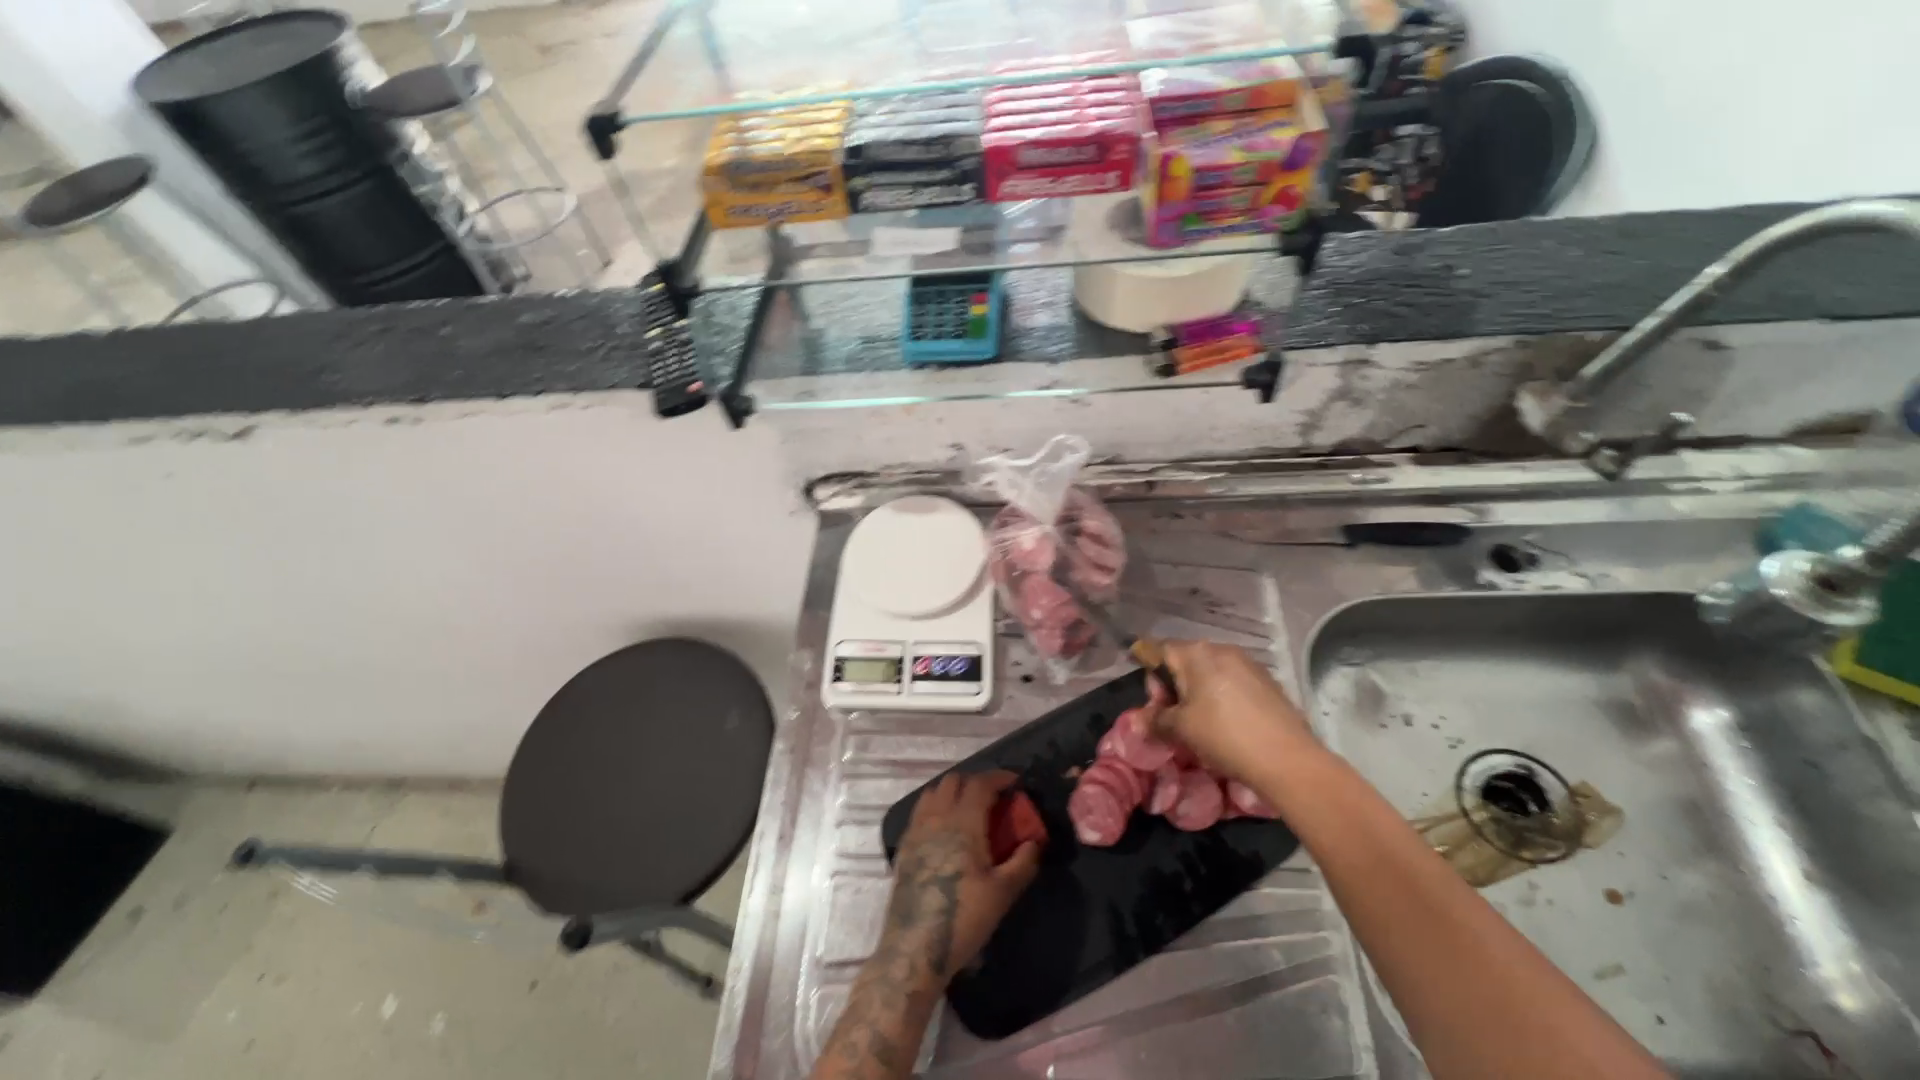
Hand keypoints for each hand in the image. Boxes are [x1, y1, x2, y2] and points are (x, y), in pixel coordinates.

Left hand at [884, 771, 1043, 982]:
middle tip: (996, 796)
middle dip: (976, 781)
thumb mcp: (1004, 892)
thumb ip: (1024, 862)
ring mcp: (915, 831)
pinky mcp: (904, 847)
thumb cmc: (965, 918)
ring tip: (971, 808)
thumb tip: (1034, 842)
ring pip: (933, 792)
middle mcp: (935, 818)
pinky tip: (948, 829)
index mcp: (962, 823)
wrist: (916, 947)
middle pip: (953, 781)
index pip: (979, 784)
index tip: (1015, 782)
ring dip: (954, 791)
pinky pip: (921, 811)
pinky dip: (937, 806)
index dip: (999, 777)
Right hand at [1150, 640, 1320, 784]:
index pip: (1160, 652)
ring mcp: (1249, 664)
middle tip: (1176, 721)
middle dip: (1175, 689)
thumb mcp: (1181, 730)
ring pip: (1211, 674)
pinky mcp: (1268, 682)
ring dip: (1199, 695)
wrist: (1286, 758)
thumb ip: (1155, 720)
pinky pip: (1233, 683)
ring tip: (1202, 726)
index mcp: (1197, 653)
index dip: (1152, 678)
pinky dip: (1222, 699)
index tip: (1157, 708)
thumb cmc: (1224, 736)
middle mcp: (1222, 649)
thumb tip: (1138, 720)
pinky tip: (1229, 726)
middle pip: (1186, 662)